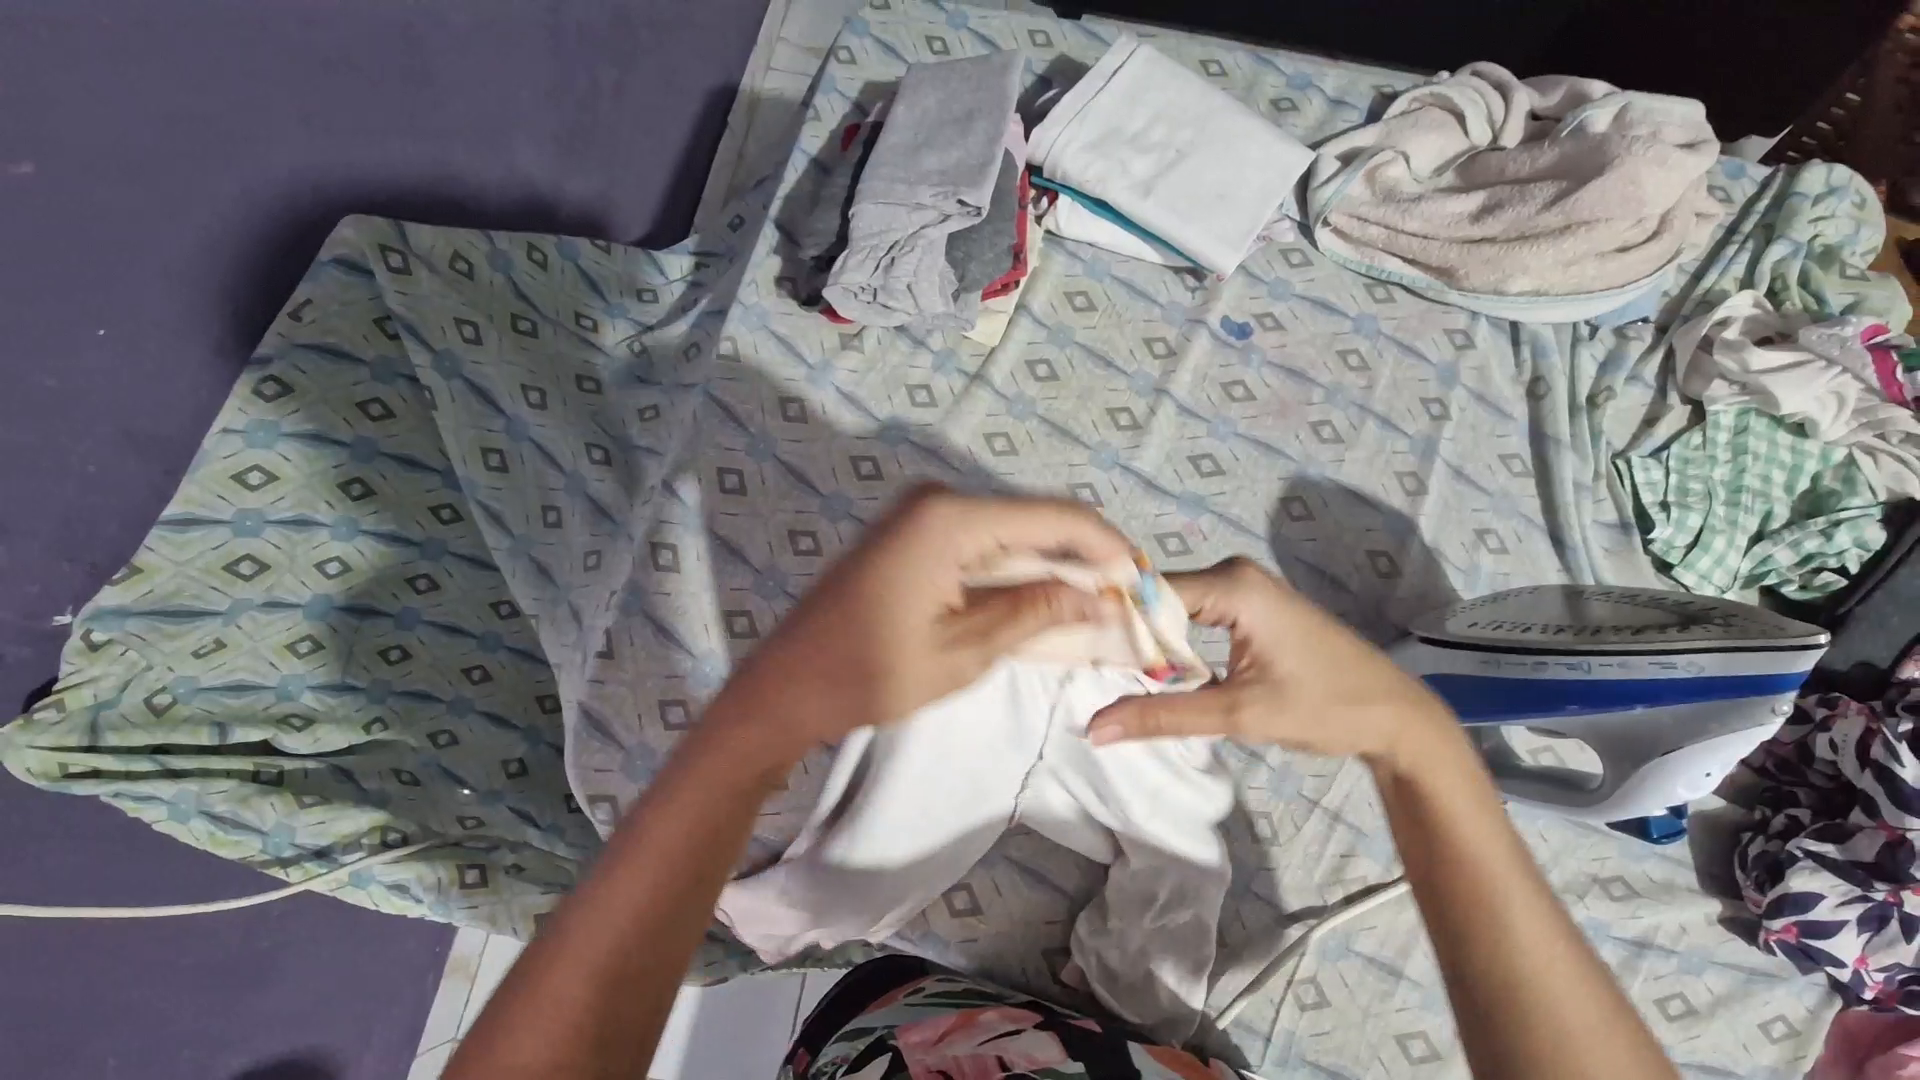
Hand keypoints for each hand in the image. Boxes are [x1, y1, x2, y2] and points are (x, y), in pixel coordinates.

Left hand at [703, 485, 1130, 763]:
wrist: (785, 687)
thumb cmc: (869, 675)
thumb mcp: (964, 651)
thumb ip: (1036, 613)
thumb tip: (1101, 597)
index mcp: (950, 518)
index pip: (1056, 517)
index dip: (1108, 549)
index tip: (1144, 584)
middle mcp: (939, 500)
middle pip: (1036, 521)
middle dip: (1084, 561)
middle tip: (1126, 603)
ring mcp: (922, 514)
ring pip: (1013, 534)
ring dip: (1053, 569)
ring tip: (1095, 610)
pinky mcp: (913, 534)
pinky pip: (983, 545)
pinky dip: (1017, 573)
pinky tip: (1043, 604)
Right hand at [1085, 557, 1458, 769]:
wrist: (1397, 717)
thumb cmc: (1326, 708)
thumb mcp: (1240, 713)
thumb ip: (1163, 715)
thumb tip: (1093, 728)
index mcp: (1233, 585)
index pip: (1149, 594)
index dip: (1111, 623)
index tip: (1076, 655)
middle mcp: (1234, 574)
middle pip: (1158, 599)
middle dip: (1125, 634)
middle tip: (1084, 669)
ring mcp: (1243, 588)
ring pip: (1173, 609)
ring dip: (1147, 641)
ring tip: (1105, 672)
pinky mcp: (1249, 607)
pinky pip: (1193, 616)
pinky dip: (1172, 643)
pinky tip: (1150, 669)